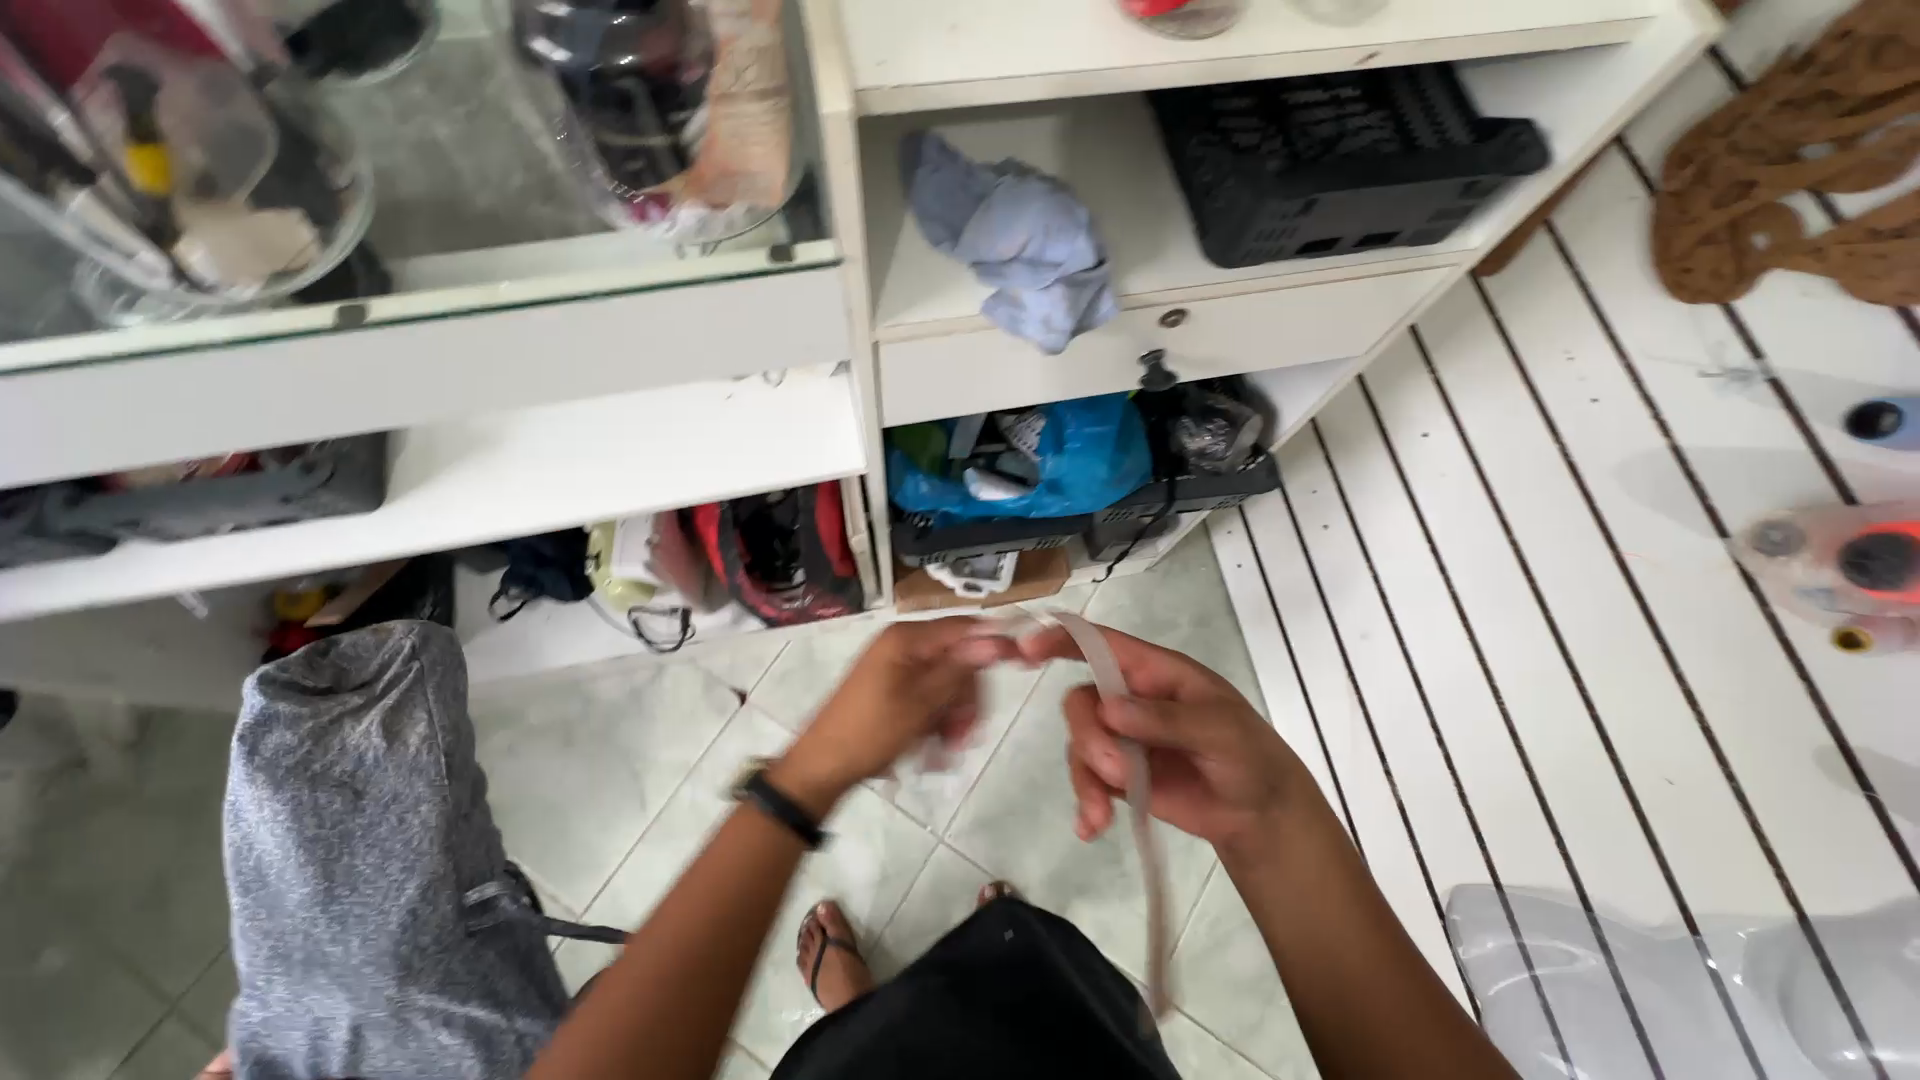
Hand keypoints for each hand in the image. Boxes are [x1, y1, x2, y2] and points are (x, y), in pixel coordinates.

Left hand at [773, 618, 1016, 815]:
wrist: (822, 767)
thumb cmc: (871, 733)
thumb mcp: (922, 704)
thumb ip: (959, 669)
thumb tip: (997, 637)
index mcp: (907, 639)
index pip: (966, 627)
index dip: (996, 642)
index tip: (1024, 663)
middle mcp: (903, 645)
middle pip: (959, 659)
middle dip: (968, 697)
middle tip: (966, 735)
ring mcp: (896, 667)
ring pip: (947, 683)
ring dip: (954, 715)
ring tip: (947, 750)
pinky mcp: (891, 688)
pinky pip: (928, 696)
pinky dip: (937, 720)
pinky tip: (935, 748)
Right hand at [1020, 623, 1308, 854]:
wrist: (1259, 816)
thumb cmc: (1250, 756)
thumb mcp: (1221, 730)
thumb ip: (1167, 719)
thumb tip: (1110, 709)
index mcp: (1155, 672)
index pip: (1102, 644)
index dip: (1063, 639)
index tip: (1028, 649)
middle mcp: (1131, 699)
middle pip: (1082, 702)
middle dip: (1088, 737)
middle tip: (1114, 771)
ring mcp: (1122, 739)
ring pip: (1080, 743)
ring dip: (1086, 777)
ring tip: (1104, 814)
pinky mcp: (1119, 776)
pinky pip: (1087, 779)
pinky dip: (1085, 801)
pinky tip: (1092, 828)